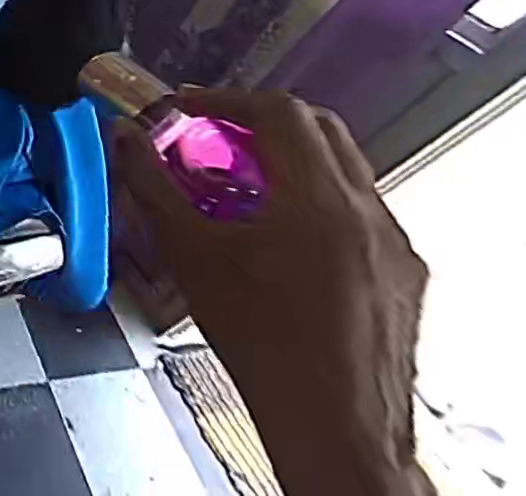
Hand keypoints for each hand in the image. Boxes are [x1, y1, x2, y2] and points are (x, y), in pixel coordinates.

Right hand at [114, 88, 430, 495]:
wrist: (336, 425)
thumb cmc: (256, 333)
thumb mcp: (188, 250)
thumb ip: (151, 182)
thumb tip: (121, 134)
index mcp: (321, 202)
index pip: (281, 112)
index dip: (224, 98)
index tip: (183, 108)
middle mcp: (370, 213)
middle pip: (320, 128)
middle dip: (257, 117)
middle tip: (207, 129)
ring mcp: (396, 245)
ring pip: (342, 166)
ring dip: (285, 154)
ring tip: (233, 176)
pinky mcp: (404, 274)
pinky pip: (356, 206)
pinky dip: (309, 192)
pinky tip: (273, 227)